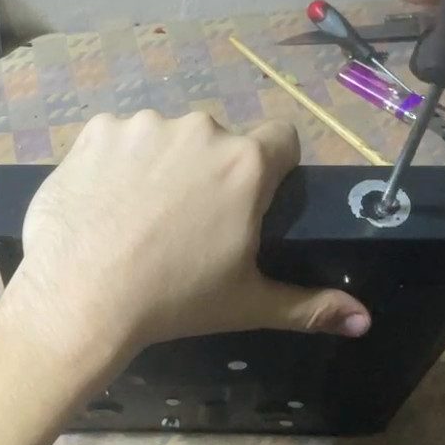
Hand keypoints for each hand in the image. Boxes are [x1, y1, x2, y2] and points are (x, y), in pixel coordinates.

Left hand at [0, 111, 370, 363]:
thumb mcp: (246, 304)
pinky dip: (116, 162)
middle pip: (218, 142)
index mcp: (246, 164)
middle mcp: (201, 129)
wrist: (80, 298)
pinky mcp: (97, 129)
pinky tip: (103, 203)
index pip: (281, 140)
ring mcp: (144, 125)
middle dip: (209, 173)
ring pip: (166, 138)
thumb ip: (310, 305)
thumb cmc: (173, 301)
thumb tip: (364, 320)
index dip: (271, 170)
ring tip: (137, 218)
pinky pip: (119, 138)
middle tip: (184, 225)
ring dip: (161, 165)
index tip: (248, 204)